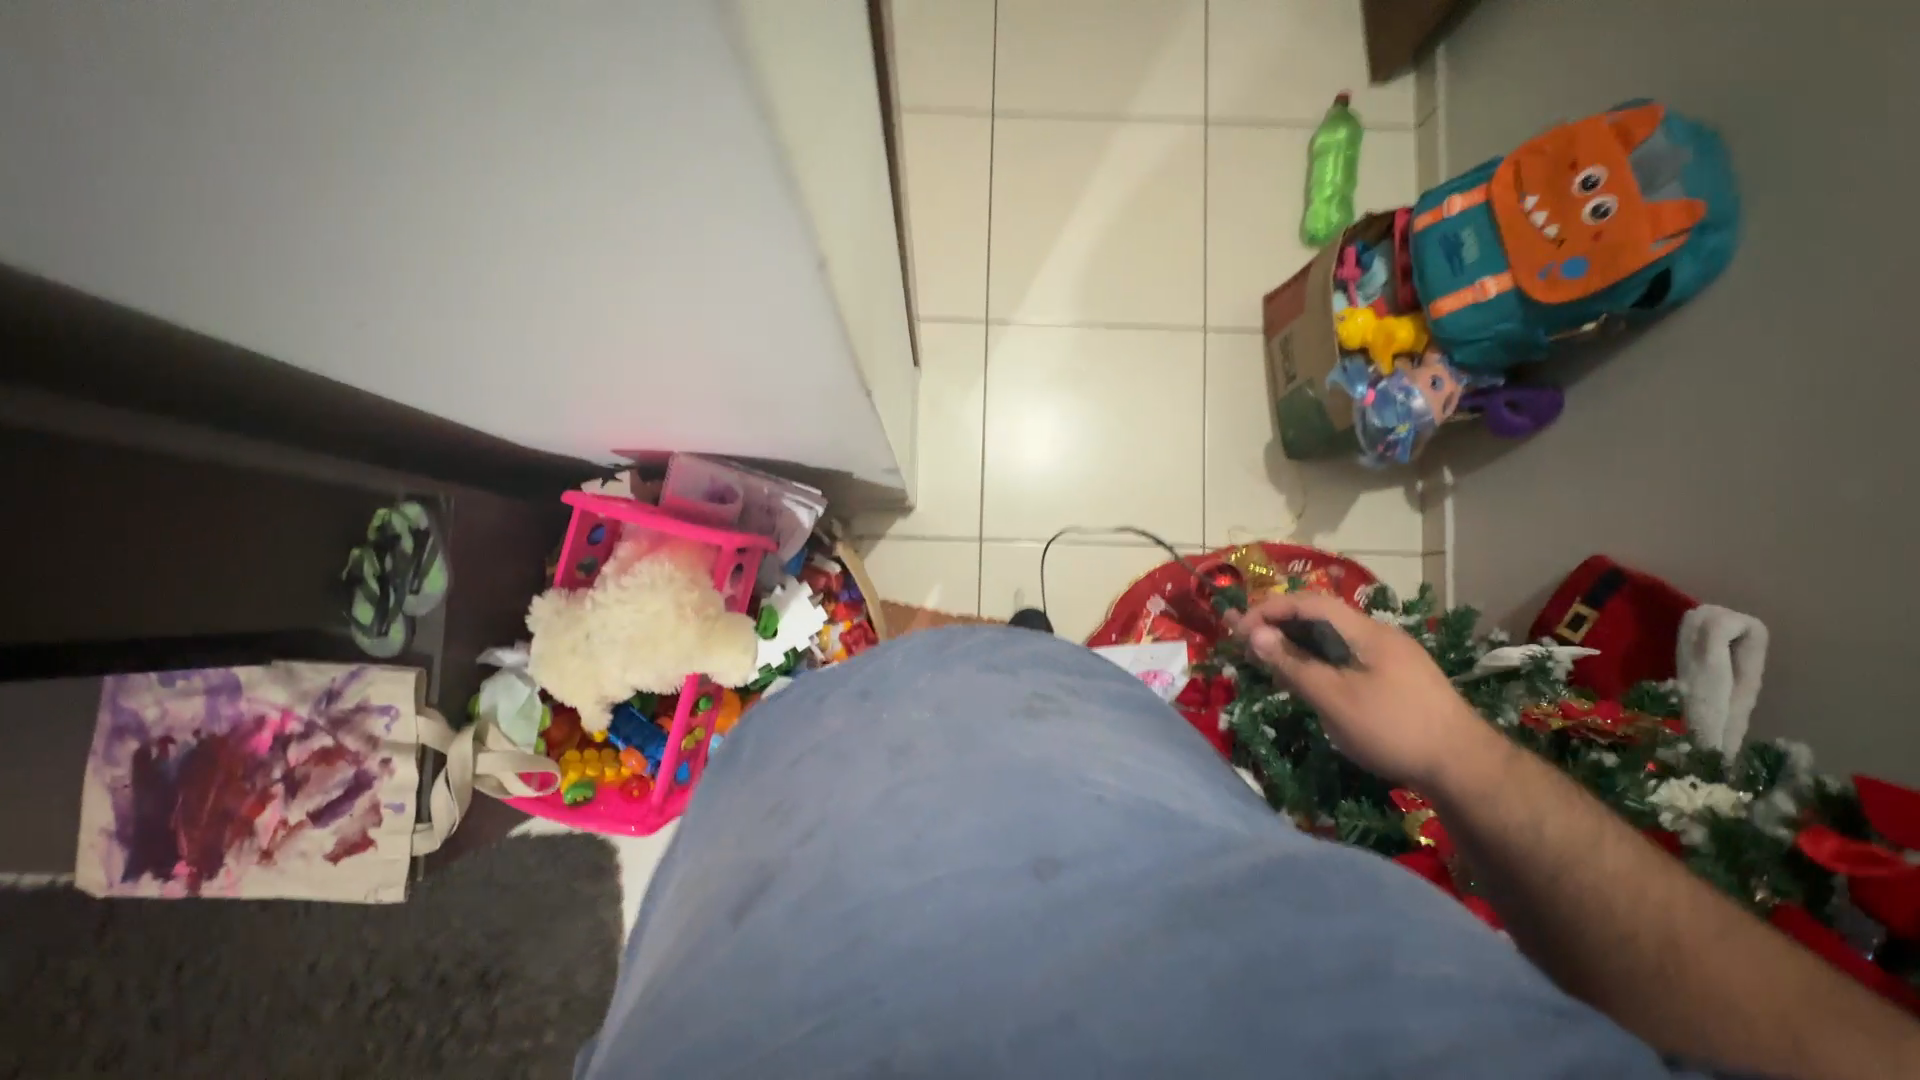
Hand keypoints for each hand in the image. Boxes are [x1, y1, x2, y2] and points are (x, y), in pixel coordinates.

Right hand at [1225, 591, 1497, 789]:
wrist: (1466, 768)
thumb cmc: (1394, 729)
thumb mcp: (1335, 699)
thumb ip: (1293, 665)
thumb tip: (1254, 634)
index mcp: (1367, 632)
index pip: (1309, 602)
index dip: (1269, 609)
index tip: (1238, 630)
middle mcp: (1380, 636)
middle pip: (1321, 617)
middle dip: (1280, 626)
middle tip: (1247, 647)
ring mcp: (1392, 659)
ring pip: (1334, 640)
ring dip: (1299, 646)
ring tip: (1270, 665)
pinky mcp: (1398, 681)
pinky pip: (1347, 659)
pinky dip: (1319, 663)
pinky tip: (1310, 685)